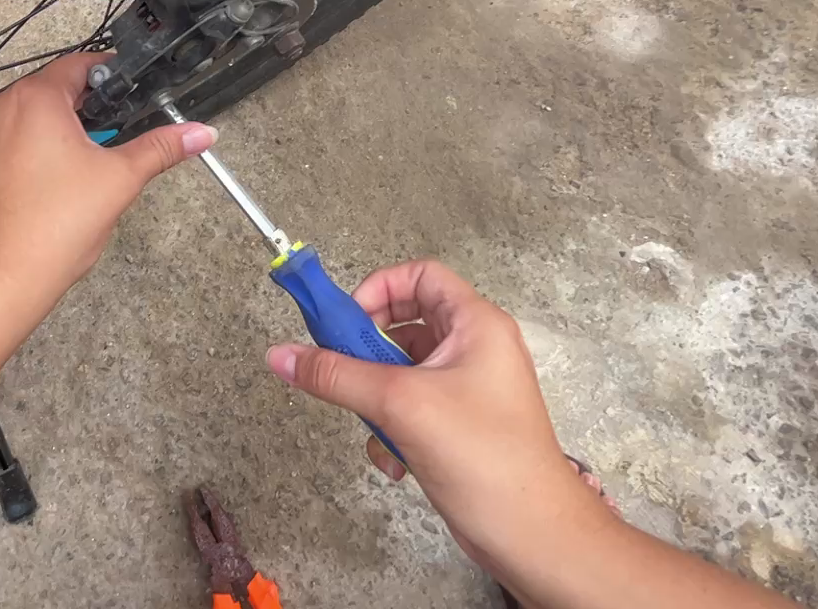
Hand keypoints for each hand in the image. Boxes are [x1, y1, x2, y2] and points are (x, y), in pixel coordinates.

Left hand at [0, 53, 215, 302]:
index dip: (110, 74)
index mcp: (35, 98)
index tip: (131, 87)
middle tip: (119, 124)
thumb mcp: (120, 178)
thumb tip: (200, 132)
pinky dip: (41, 140)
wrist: (5, 275)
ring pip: (34, 110)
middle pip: (55, 86)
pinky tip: (63, 169)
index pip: (79, 64)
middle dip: (89, 102)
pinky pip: (16, 132)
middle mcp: (4, 106)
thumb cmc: (53, 225)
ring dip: (64, 121)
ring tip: (92, 152)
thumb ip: (161, 147)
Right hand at [264, 261, 609, 571]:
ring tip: (372, 420)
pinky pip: (408, 404)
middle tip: (346, 366)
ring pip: (399, 367)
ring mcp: (466, 387)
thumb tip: (280, 355)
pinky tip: (394, 459)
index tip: (348, 320)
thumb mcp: (399, 404)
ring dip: (375, 394)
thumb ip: (335, 374)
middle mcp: (473, 348)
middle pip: (403, 322)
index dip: (379, 288)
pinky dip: (391, 426)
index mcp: (475, 324)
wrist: (538, 543)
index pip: (419, 274)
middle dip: (368, 349)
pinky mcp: (457, 423)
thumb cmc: (485, 458)